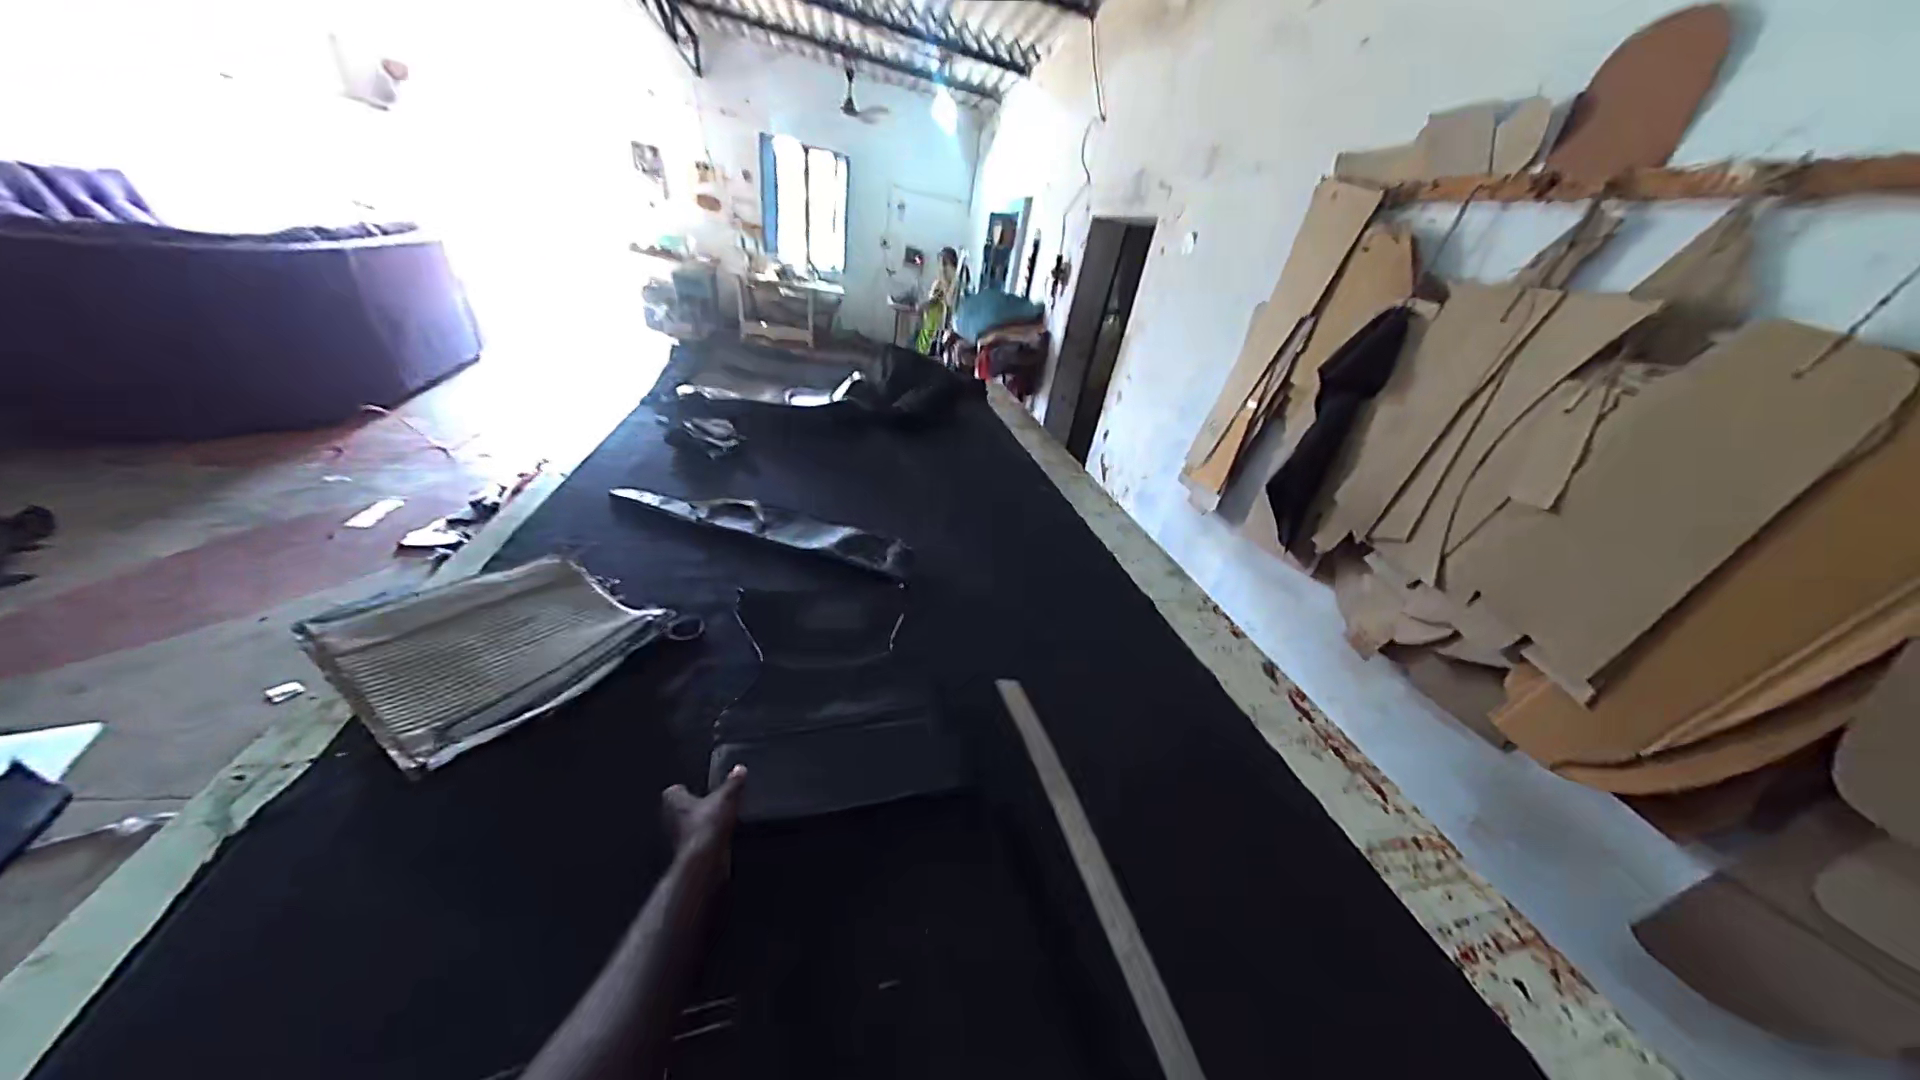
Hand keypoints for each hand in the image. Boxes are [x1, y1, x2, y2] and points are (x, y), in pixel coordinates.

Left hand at [662, 765, 745, 863]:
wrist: (703, 862)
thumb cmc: (707, 823)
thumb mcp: (726, 797)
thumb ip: (732, 783)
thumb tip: (739, 768)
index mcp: (674, 802)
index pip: (673, 791)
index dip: (683, 788)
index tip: (695, 786)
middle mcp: (671, 820)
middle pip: (680, 809)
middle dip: (693, 806)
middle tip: (710, 801)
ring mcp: (678, 838)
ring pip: (688, 826)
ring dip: (700, 822)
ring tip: (718, 817)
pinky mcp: (688, 853)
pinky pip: (697, 840)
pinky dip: (706, 837)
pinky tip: (720, 835)